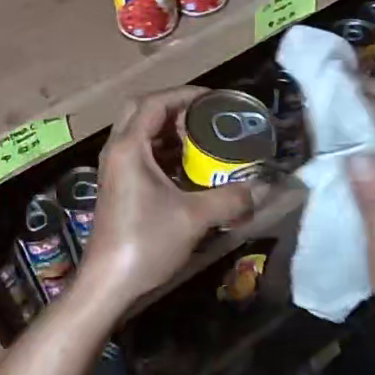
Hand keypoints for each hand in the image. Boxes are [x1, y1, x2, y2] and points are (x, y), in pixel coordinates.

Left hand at [79, 87, 274, 309]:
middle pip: (141, 112)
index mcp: (128, 148)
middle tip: (206, 117)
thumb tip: (265, 187)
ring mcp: (114, 168)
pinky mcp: (118, 185)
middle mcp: (116, 151)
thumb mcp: (194, 218)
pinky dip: (162, 151)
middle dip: (173, 108)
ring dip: (168, 131)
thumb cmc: (146, 241)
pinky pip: (139, 154)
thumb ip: (231, 198)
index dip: (184, 95)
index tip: (214, 99)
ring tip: (202, 139)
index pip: (153, 103)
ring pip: (138, 133)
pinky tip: (188, 167)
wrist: (109, 280)